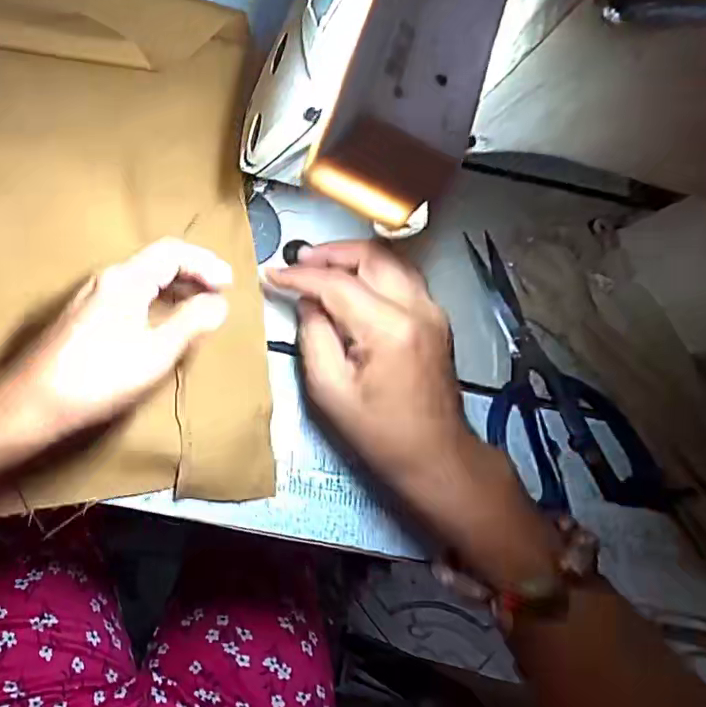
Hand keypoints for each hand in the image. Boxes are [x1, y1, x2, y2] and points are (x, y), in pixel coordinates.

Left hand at [0, 238, 233, 452]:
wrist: (34, 400)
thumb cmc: (99, 376)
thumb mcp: (156, 352)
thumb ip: (190, 323)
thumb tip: (216, 302)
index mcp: (124, 279)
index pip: (172, 251)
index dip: (205, 263)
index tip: (228, 285)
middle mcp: (103, 280)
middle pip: (153, 263)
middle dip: (189, 275)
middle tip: (216, 295)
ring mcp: (86, 299)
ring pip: (138, 282)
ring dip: (169, 291)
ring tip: (193, 311)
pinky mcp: (77, 319)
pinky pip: (123, 298)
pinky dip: (149, 304)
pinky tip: (155, 327)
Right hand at [264, 240, 557, 583]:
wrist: (434, 453)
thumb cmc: (378, 430)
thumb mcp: (328, 388)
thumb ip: (313, 336)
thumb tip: (307, 303)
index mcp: (389, 329)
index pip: (337, 284)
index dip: (299, 276)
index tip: (271, 274)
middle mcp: (417, 310)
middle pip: (371, 256)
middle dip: (329, 253)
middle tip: (296, 261)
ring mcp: (432, 311)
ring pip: (390, 260)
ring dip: (351, 258)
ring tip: (316, 267)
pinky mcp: (434, 317)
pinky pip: (399, 277)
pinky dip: (369, 270)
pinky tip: (345, 283)